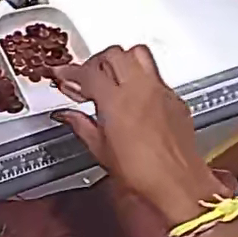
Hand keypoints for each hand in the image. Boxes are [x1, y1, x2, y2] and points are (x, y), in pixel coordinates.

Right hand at [53, 44, 222, 222]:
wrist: (176, 182)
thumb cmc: (141, 172)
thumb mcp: (99, 149)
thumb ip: (80, 124)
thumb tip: (66, 115)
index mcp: (116, 101)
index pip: (88, 73)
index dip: (70, 71)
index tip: (62, 74)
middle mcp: (140, 89)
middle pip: (113, 54)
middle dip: (94, 62)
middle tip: (84, 78)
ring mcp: (160, 90)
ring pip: (137, 54)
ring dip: (119, 60)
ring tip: (108, 77)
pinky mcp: (173, 97)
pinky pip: (154, 73)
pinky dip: (138, 75)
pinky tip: (131, 93)